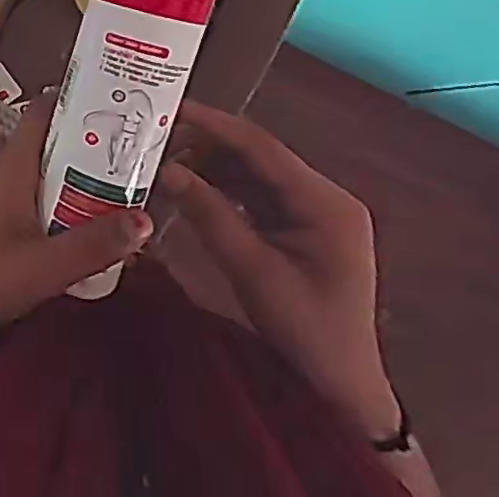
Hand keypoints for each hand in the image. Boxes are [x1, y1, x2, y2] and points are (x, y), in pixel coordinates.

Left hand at [0, 101, 151, 429]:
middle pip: (55, 135)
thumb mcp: (46, 266)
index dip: (79, 99)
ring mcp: (6, 187)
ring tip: (131, 176)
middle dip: (95, 137)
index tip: (121, 102)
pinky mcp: (7, 208)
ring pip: (52, 162)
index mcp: (14, 163)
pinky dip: (73, 190)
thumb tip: (147, 218)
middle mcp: (9, 166)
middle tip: (140, 145)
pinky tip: (99, 212)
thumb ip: (94, 244)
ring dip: (86, 168)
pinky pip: (46, 185)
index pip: (44, 110)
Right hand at [158, 101, 400, 440]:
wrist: (340, 388)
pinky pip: (253, 193)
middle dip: (207, 146)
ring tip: (164, 164)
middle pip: (257, 156)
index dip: (216, 125)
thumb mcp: (253, 271)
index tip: (173, 109)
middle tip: (158, 141)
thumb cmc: (306, 331)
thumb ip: (210, 215)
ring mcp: (311, 211)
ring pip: (251, 172)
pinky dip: (220, 189)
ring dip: (210, 167)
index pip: (263, 148)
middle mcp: (322, 196)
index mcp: (326, 203)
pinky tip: (189, 190)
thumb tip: (166, 170)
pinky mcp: (297, 226)